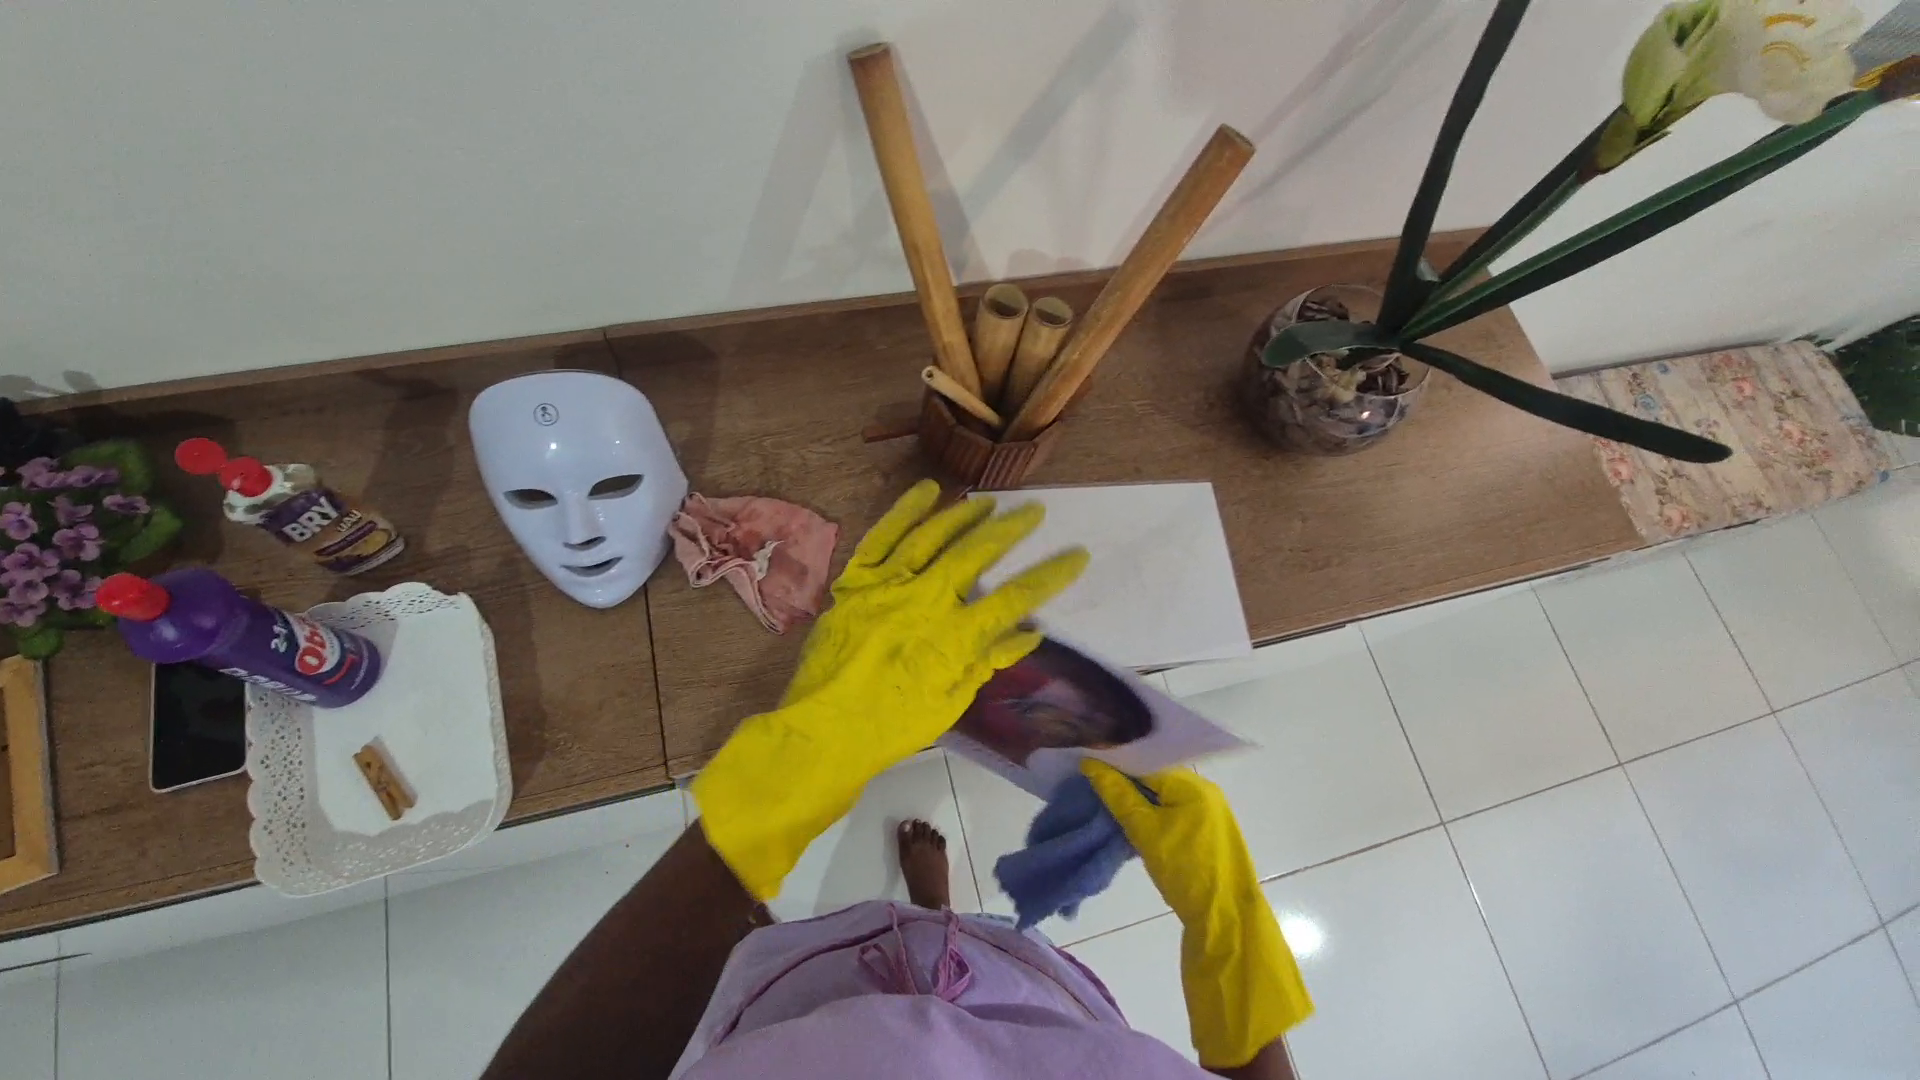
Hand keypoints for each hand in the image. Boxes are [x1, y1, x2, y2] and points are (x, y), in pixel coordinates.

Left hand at [693, 480, 1087, 900]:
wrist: (824, 730)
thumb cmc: (893, 726)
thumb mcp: (951, 702)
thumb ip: (988, 662)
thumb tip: (1029, 633)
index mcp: (954, 638)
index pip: (1014, 598)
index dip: (1049, 576)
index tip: (1076, 556)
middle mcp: (924, 601)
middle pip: (976, 554)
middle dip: (1010, 530)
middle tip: (1034, 510)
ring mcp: (886, 586)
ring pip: (931, 537)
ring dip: (963, 515)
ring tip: (989, 501)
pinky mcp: (855, 581)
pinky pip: (881, 538)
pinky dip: (904, 512)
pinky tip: (928, 491)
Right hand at [1082, 760, 1312, 1068]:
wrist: (1225, 918)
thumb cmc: (1185, 869)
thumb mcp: (1145, 831)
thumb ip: (1117, 795)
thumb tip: (1090, 764)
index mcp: (1193, 784)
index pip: (1147, 760)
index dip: (1115, 762)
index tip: (1086, 764)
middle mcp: (1204, 790)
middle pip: (1155, 774)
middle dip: (1124, 779)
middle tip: (1091, 782)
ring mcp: (1208, 810)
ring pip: (1162, 793)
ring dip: (1136, 797)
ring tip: (1104, 799)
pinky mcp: (1206, 830)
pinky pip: (1172, 809)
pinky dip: (1150, 811)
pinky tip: (1128, 819)